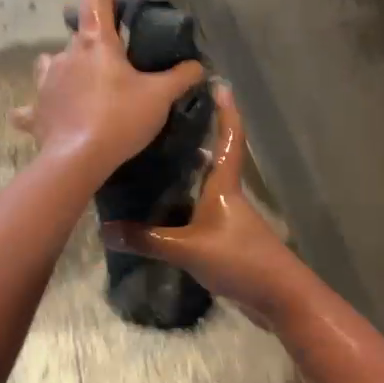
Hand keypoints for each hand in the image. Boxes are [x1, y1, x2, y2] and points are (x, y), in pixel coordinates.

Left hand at [10, 0, 207, 177]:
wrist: (78, 159)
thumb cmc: (120, 119)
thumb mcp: (160, 97)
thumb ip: (182, 76)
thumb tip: (198, 66)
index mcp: (95, 42)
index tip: (124, 11)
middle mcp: (65, 54)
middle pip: (79, 36)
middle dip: (96, 46)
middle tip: (119, 67)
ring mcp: (44, 82)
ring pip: (52, 64)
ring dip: (67, 70)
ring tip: (85, 88)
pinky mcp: (35, 110)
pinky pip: (30, 106)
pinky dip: (39, 107)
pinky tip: (46, 115)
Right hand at [99, 85, 289, 314]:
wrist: (279, 299)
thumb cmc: (240, 260)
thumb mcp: (188, 249)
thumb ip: (147, 239)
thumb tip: (104, 229)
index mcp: (225, 186)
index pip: (230, 139)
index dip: (226, 111)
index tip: (217, 83)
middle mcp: (227, 196)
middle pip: (213, 158)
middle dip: (194, 138)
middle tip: (161, 122)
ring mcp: (227, 219)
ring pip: (203, 186)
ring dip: (184, 172)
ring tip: (149, 160)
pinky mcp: (224, 240)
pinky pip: (197, 212)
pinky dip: (180, 204)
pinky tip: (157, 210)